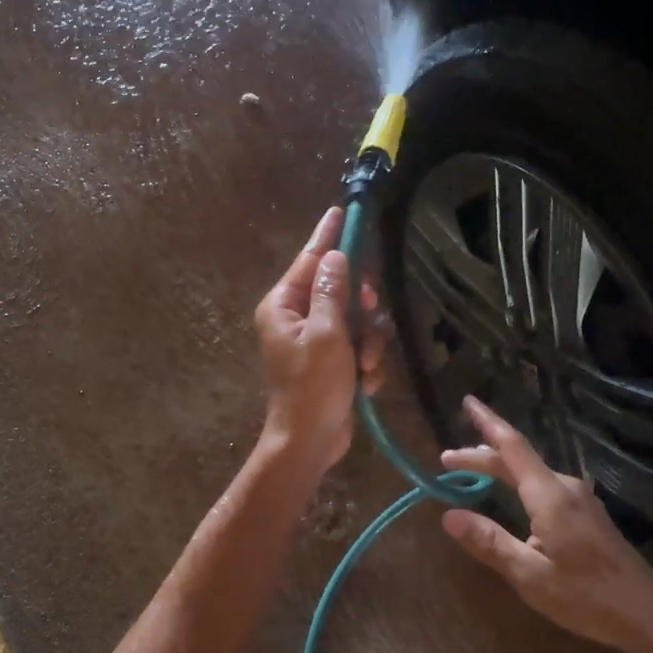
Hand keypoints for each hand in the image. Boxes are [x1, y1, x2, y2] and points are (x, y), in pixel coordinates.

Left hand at [254, 207, 386, 470]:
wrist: (311, 442)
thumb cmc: (313, 387)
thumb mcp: (327, 334)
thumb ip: (332, 291)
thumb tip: (336, 255)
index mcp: (283, 306)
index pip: (309, 260)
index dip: (329, 236)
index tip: (342, 211)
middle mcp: (296, 318)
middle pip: (339, 288)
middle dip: (361, 307)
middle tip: (369, 311)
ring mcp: (315, 341)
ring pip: (357, 319)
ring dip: (369, 342)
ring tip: (366, 366)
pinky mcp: (333, 362)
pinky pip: (360, 346)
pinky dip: (367, 364)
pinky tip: (366, 383)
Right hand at [440, 396, 652, 652]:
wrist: (649, 617)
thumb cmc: (587, 597)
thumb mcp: (529, 576)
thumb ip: (489, 542)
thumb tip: (448, 516)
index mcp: (550, 496)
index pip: (512, 448)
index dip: (488, 424)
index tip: (467, 401)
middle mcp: (566, 489)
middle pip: (518, 460)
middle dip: (481, 456)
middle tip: (446, 460)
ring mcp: (580, 501)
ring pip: (531, 474)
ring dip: (500, 469)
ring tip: (471, 473)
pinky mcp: (587, 516)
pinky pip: (544, 486)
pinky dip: (517, 483)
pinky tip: (510, 496)